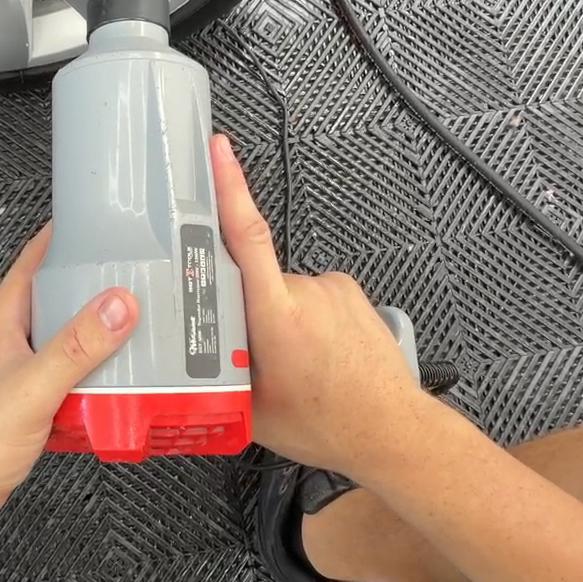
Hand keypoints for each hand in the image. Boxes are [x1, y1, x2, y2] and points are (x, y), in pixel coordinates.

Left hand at [0, 227, 139, 527]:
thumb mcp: (31, 387)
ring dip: (98, 324)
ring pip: (67, 330)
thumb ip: (75, 346)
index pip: (37, 256)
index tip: (107, 218)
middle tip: (141, 270)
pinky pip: (69, 365)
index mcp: (4, 316)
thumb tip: (118, 303)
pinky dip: (94, 362)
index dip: (68, 233)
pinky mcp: (32, 392)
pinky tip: (121, 371)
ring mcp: (21, 363)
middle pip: (59, 291)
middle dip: (96, 278)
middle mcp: (12, 333)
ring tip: (141, 318)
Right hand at [211, 134, 428, 477]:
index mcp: (276, 317)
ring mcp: (332, 288)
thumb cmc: (329, 424)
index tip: (219, 151)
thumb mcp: (251, 411)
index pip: (247, 237)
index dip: (230, 189)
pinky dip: (302, 314)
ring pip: (279, 288)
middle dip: (244, 309)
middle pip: (252, 277)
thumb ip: (215, 374)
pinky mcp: (349, 290)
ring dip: (276, 315)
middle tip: (258, 359)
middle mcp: (306, 292)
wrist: (395, 430)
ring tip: (295, 364)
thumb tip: (187, 357)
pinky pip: (308, 291)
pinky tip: (316, 351)